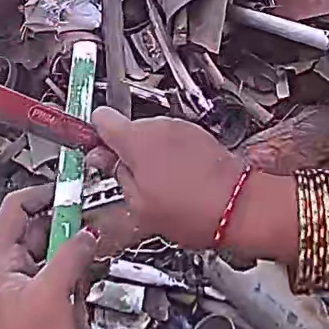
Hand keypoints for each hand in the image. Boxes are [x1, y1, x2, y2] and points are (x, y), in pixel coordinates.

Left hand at [0, 189, 98, 328]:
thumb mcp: (52, 296)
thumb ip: (70, 255)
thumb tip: (86, 231)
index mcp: (0, 270)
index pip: (15, 211)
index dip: (42, 194)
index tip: (70, 186)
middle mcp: (10, 282)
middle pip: (41, 236)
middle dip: (68, 239)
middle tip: (89, 236)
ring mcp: (27, 300)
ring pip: (57, 262)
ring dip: (76, 272)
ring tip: (79, 292)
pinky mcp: (43, 318)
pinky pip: (65, 288)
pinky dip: (76, 296)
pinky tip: (78, 315)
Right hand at [86, 108, 245, 248]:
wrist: (236, 206)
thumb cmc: (192, 209)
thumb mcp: (138, 203)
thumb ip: (116, 173)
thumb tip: (101, 158)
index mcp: (137, 139)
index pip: (102, 119)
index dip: (94, 136)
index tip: (92, 151)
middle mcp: (158, 125)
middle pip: (127, 129)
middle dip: (124, 152)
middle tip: (129, 183)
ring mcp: (179, 127)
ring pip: (150, 135)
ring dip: (148, 155)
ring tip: (157, 187)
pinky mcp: (196, 133)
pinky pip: (171, 139)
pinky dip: (168, 156)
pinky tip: (175, 181)